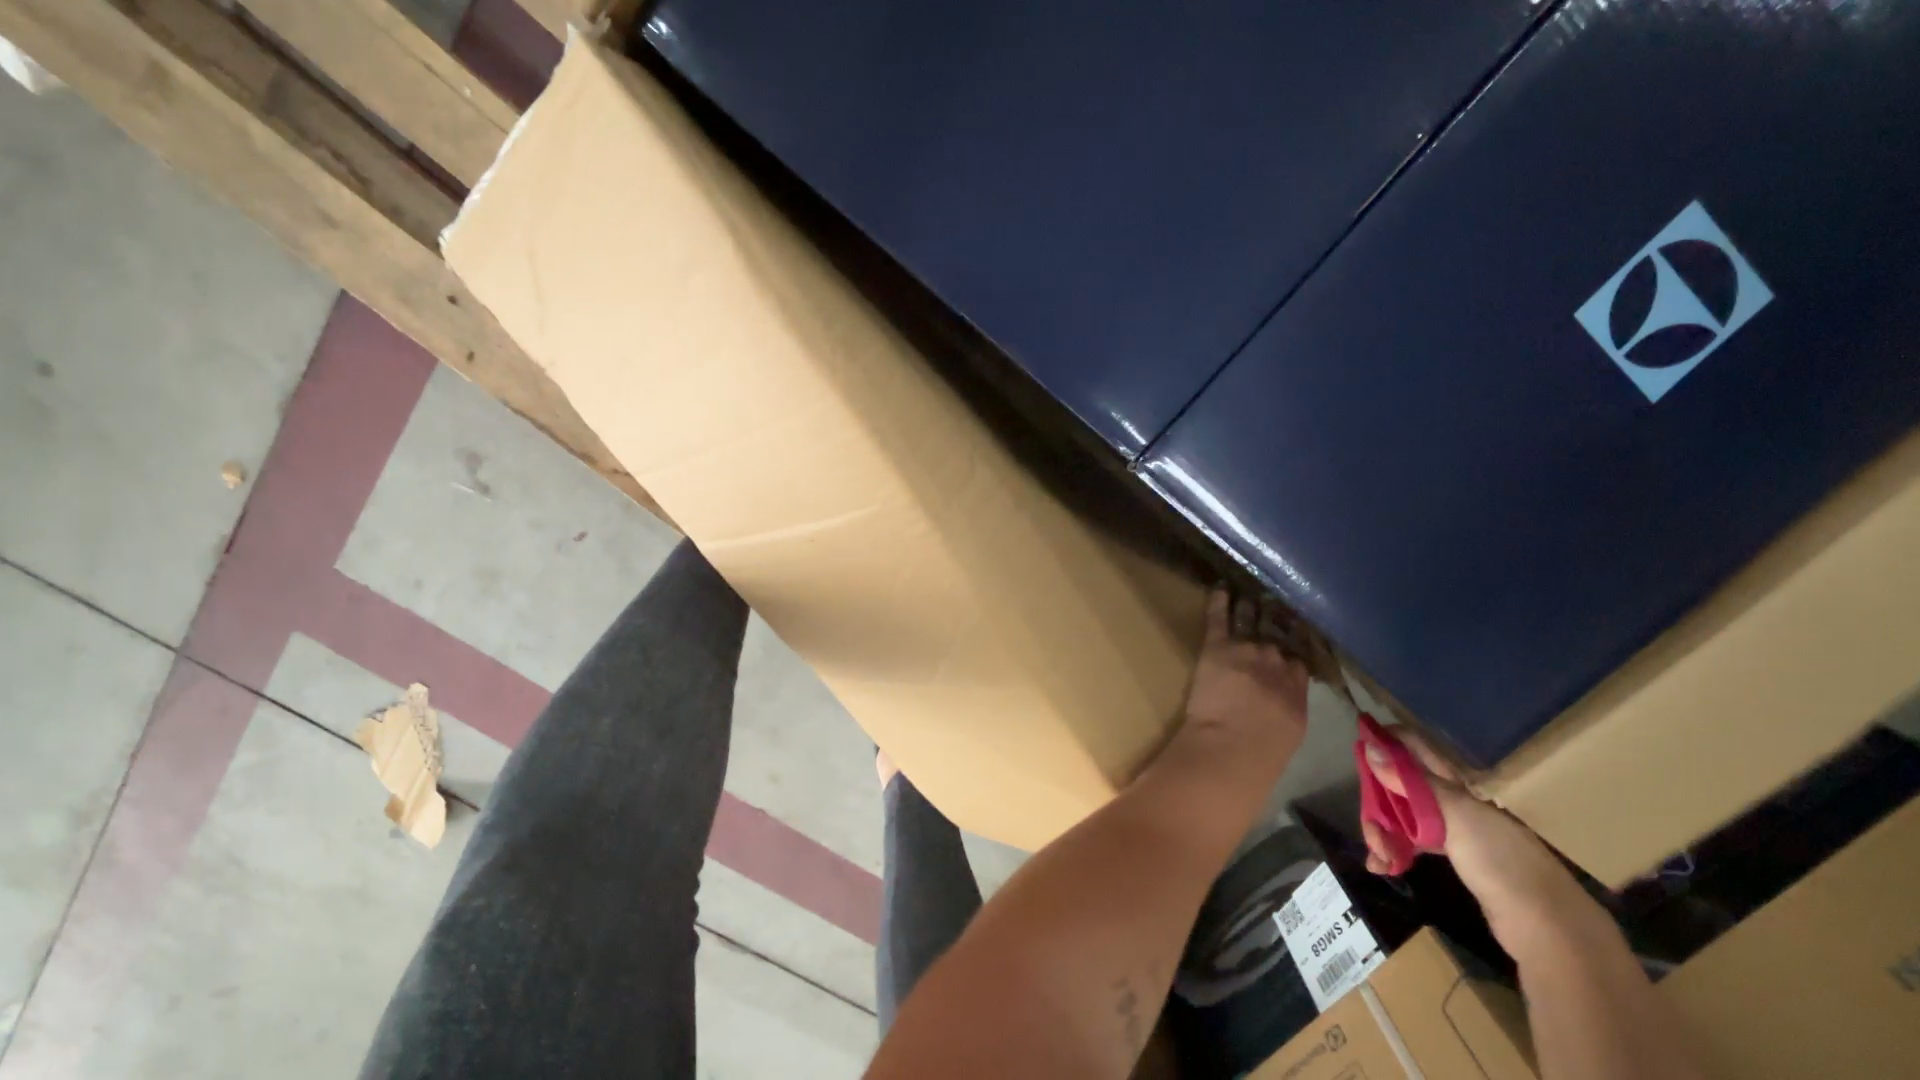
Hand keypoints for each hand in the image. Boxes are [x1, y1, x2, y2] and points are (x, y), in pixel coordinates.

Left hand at [1179, 590, 1310, 768]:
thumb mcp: (1292, 730)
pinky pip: (1218, 617)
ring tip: (1250, 593)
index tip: (1292, 637)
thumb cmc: (1264, 750)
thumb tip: (1287, 701)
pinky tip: (1219, 586)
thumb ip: (1291, 706)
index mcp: (1295, 682)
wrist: (1232, 745)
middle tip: (1275, 605)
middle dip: (1276, 619)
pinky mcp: (1217, 646)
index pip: (1297, 655)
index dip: (1293, 646)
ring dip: (1250, 605)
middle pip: (1276, 633)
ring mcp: (1247, 648)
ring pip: (1250, 619)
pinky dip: (1218, 600)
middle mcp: (1275, 659)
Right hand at [1360, 727, 1602, 954]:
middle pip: (1401, 787)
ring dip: (1383, 832)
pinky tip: (1382, 866)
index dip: (1386, 743)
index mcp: (1457, 783)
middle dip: (1377, 802)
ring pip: (1403, 817)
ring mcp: (1453, 829)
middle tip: (1370, 832)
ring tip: (1378, 857)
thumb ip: (1413, 784)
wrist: (1543, 923)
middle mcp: (1453, 799)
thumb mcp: (1455, 816)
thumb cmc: (1501, 860)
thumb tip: (1370, 746)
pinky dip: (1394, 852)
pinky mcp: (1454, 856)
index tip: (1356, 748)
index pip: (1415, 748)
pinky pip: (1412, 844)